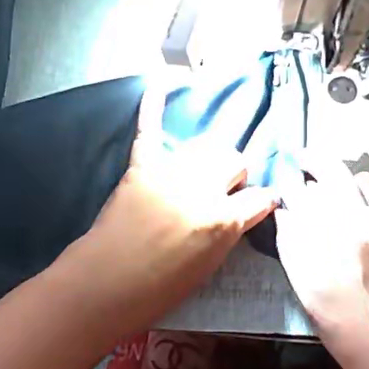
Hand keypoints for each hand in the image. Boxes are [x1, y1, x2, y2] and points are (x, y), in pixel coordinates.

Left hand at [62, 89, 278, 335]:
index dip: (259, 202)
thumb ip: (228, 232)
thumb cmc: (159, 288)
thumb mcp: (209, 265)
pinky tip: (159, 81)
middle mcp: (202, 189)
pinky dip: (152, 106)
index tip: (257, 205)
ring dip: (207, 159)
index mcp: (224, 221)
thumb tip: (237, 211)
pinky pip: (150, 130)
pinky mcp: (141, 167)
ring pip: (205, 147)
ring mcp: (170, 174)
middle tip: (218, 195)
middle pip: (234, 161)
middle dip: (232, 177)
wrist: (106, 282)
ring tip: (197, 174)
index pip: (261, 197)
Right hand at [276, 152, 368, 368]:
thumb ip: (293, 247)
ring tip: (333, 180)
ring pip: (356, 179)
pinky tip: (360, 204)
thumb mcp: (304, 288)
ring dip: (340, 175)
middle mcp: (345, 226)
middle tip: (301, 157)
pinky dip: (364, 192)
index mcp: (313, 244)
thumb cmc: (342, 328)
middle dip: (311, 161)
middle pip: (325, 174)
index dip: (285, 184)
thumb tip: (287, 216)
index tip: (282, 182)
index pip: (294, 195)